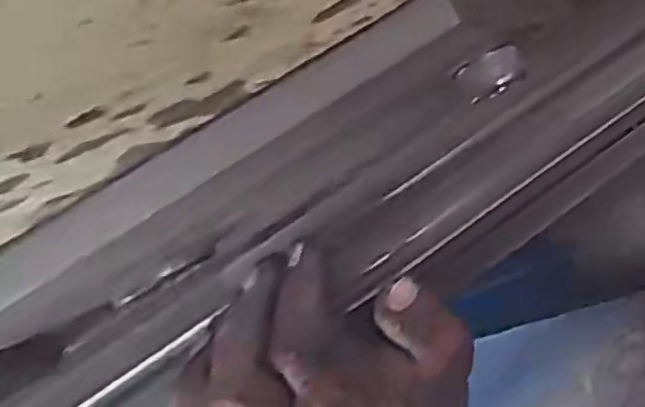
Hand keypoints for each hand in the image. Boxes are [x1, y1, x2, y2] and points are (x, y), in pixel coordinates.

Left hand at [176, 245, 471, 406]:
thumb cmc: (423, 403)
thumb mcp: (446, 358)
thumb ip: (425, 321)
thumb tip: (398, 284)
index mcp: (336, 386)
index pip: (298, 332)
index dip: (297, 288)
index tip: (306, 252)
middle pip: (240, 364)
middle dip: (249, 308)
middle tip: (266, 268)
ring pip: (207, 396)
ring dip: (216, 345)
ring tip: (236, 307)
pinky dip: (198, 383)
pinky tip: (214, 360)